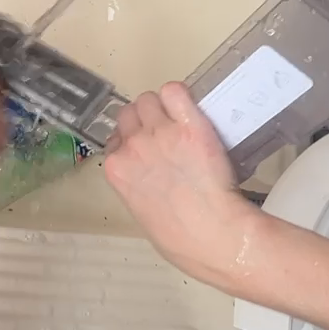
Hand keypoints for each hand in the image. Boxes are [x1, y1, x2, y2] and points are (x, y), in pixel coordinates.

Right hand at [104, 83, 258, 285]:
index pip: (115, 137)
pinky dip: (181, 96)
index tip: (147, 148)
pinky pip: (175, 92)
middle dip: (143, 120)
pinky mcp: (189, 125)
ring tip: (178, 120)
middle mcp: (132, 145)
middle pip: (129, 113)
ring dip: (161, 107)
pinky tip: (190, 109)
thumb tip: (146, 174)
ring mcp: (160, 132)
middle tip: (164, 133)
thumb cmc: (179, 237)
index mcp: (117, 168)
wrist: (213, 235)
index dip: (131, 140)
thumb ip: (136, 184)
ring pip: (149, 99)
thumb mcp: (140, 210)